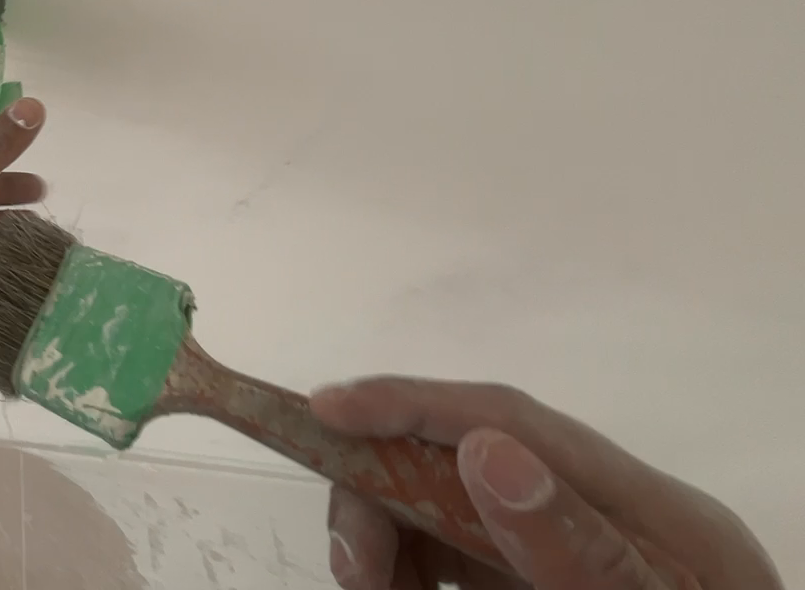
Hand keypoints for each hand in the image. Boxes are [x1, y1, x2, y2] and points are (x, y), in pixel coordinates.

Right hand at [310, 377, 780, 589]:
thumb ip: (582, 549)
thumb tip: (487, 449)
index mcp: (646, 506)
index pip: (505, 415)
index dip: (406, 400)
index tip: (324, 408)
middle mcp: (585, 505)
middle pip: (444, 457)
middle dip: (375, 495)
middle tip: (352, 565)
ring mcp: (546, 539)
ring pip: (422, 499)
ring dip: (375, 536)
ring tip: (364, 583)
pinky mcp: (511, 567)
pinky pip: (429, 543)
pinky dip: (394, 563)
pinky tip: (390, 585)